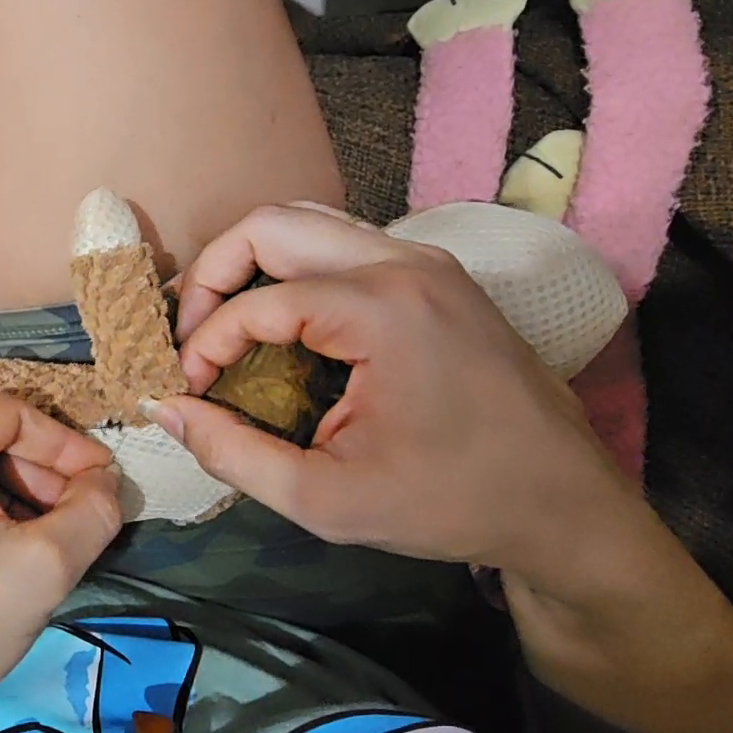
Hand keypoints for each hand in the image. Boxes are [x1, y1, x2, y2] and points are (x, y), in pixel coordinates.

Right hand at [147, 204, 637, 593]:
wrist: (569, 510)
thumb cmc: (448, 504)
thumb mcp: (322, 499)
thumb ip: (230, 452)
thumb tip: (164, 408)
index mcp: (382, 311)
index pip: (253, 302)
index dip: (203, 345)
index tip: (189, 392)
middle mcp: (403, 264)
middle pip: (269, 225)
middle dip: (211, 277)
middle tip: (192, 336)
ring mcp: (424, 261)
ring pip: (303, 223)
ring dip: (248, 265)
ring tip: (223, 322)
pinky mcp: (434, 275)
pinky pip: (337, 243)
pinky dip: (288, 269)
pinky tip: (279, 322)